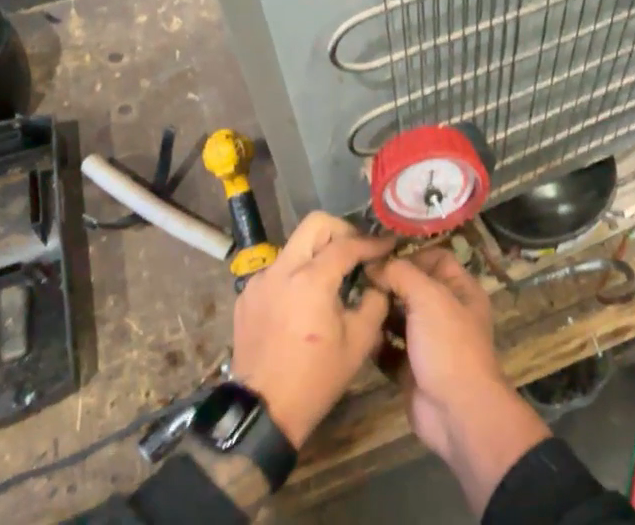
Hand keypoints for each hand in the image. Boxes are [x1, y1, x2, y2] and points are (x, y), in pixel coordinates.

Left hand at [230, 211, 394, 447]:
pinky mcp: (246, 295)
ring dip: (317, 254)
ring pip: (294, 246)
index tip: (388, 246)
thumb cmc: (316, 378)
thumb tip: (379, 281)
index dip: (372, 242)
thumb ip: (375, 302)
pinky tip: (305, 302)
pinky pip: (277, 271)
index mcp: (311, 280)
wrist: (263, 410)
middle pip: (315, 224)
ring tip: (333, 280)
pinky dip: (296, 275)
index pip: (347, 244)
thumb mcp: (358, 342)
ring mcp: (259, 281)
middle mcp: (281, 270)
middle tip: (357, 251)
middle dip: (341, 231)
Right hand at [373, 249, 550, 513]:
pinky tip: (355, 333)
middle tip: (356, 280)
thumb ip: (400, 273)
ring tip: (351, 303)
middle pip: (414, 288)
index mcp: (461, 291)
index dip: (410, 256)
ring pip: (399, 319)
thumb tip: (374, 264)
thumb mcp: (428, 297)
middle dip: (388, 284)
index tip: (379, 259)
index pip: (436, 259)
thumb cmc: (448, 345)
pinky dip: (375, 342)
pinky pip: (389, 349)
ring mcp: (429, 343)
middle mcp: (447, 313)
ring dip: (378, 312)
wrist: (457, 412)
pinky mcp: (412, 369)